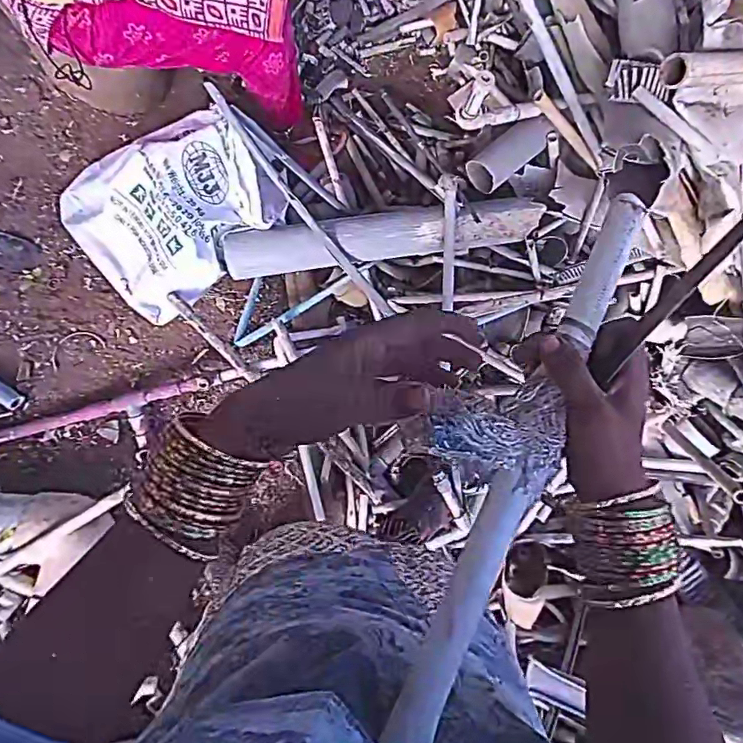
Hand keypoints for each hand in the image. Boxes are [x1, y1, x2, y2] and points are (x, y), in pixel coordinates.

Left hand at [200, 310, 485, 459]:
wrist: (264, 418)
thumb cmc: (299, 402)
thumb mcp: (350, 403)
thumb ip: (392, 401)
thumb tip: (429, 398)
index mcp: (370, 342)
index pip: (420, 325)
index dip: (452, 328)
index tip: (478, 337)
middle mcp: (369, 349)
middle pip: (418, 341)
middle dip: (450, 348)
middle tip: (478, 362)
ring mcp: (362, 366)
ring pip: (409, 360)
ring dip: (436, 367)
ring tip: (460, 381)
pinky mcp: (355, 385)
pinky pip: (395, 379)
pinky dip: (416, 385)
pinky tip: (425, 397)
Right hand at [536, 330, 649, 501]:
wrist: (604, 496)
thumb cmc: (609, 457)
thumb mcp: (589, 408)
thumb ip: (571, 372)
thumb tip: (551, 342)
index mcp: (631, 373)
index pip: (619, 329)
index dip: (593, 326)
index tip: (567, 332)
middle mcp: (616, 378)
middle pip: (588, 343)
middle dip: (559, 344)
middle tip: (537, 352)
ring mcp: (598, 391)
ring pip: (572, 361)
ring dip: (549, 361)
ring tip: (530, 367)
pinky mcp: (581, 404)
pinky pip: (562, 380)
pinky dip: (546, 378)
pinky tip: (533, 383)